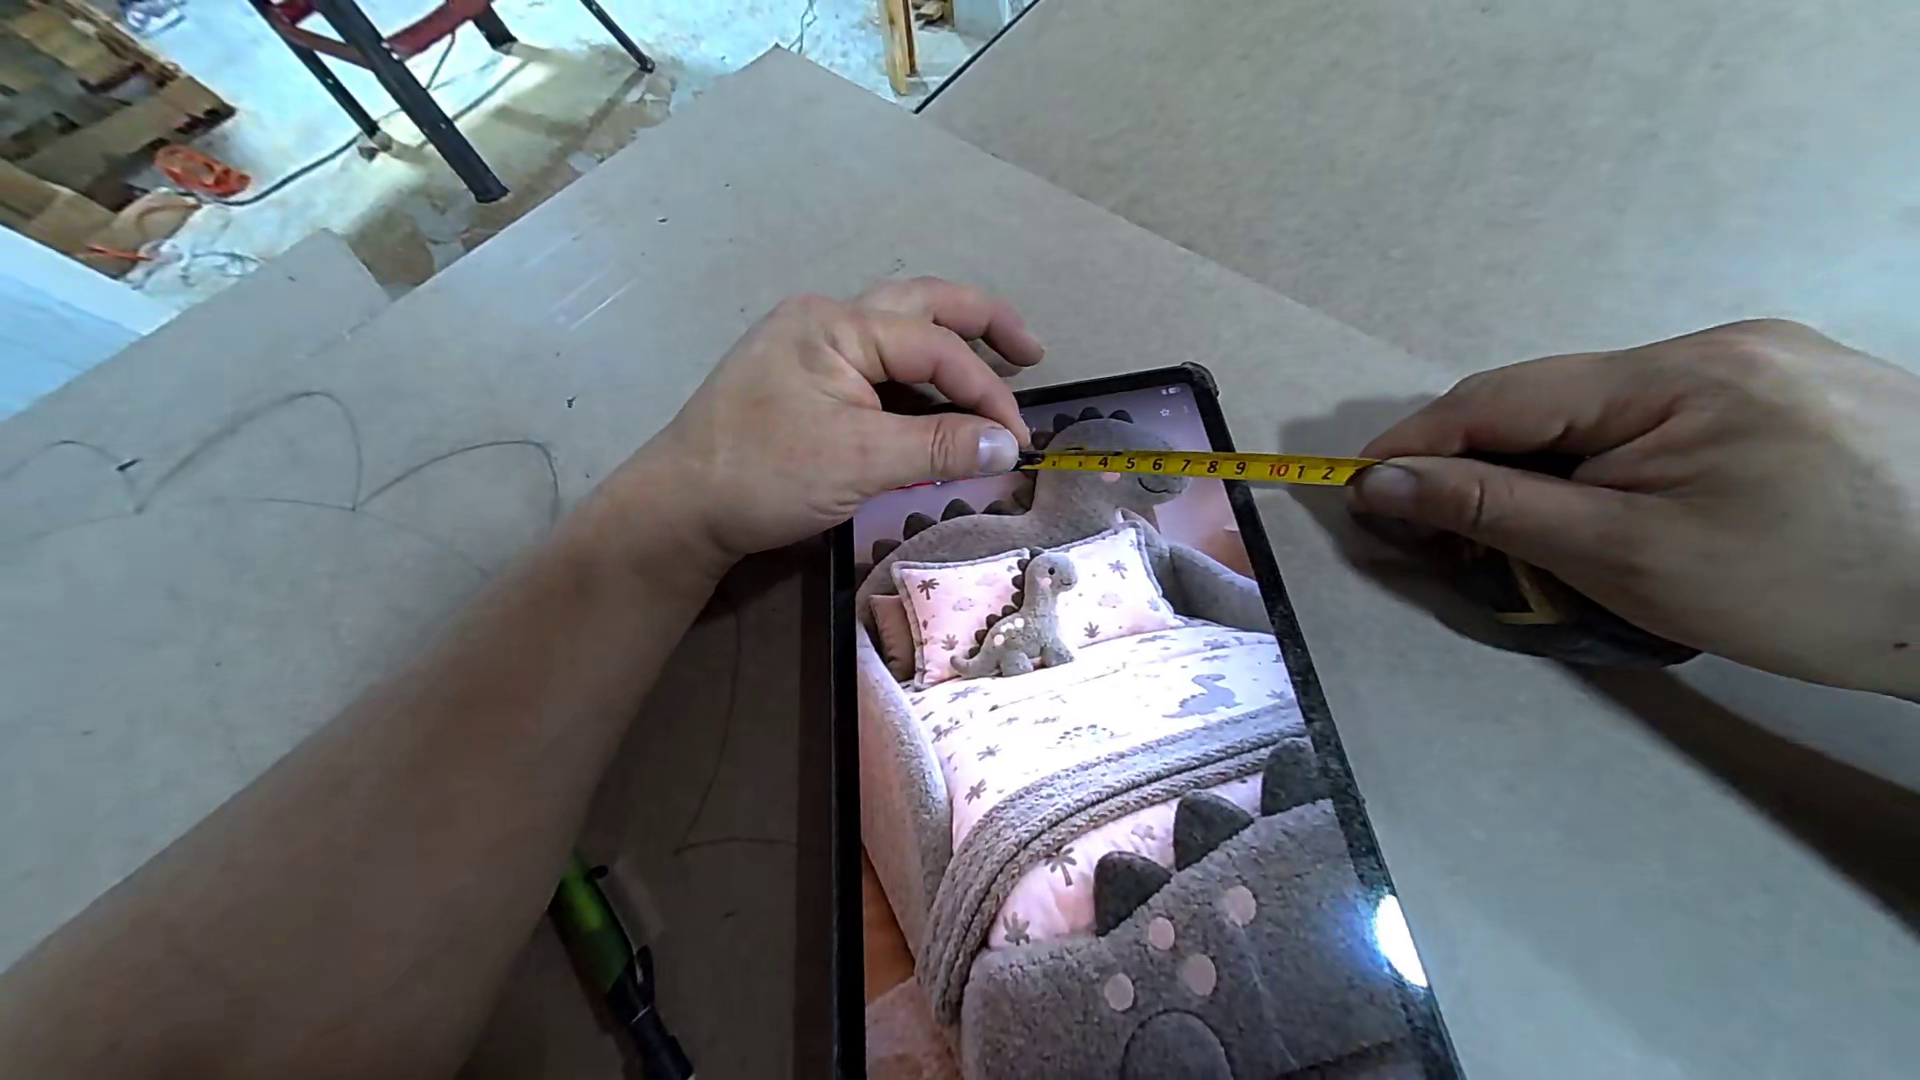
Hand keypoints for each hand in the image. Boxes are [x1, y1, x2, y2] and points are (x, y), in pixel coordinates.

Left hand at [584, 278, 1044, 580]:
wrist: (681, 508)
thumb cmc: (765, 475)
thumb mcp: (860, 461)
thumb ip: (939, 447)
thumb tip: (1010, 446)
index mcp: (838, 324)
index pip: (935, 347)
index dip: (987, 391)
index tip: (1018, 440)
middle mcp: (827, 321)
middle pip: (922, 306)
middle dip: (982, 323)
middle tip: (1030, 350)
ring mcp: (813, 349)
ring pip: (899, 333)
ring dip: (949, 348)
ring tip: (994, 368)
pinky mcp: (807, 382)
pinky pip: (876, 368)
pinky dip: (916, 382)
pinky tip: (935, 402)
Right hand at [1349, 319, 1919, 698]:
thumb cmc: (1804, 591)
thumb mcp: (1618, 555)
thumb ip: (1485, 508)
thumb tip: (1374, 483)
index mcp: (1677, 377)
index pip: (1496, 400)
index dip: (1411, 442)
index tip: (1353, 487)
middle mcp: (1709, 346)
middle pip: (1532, 399)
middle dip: (1461, 457)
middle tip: (1422, 520)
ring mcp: (1745, 361)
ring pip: (1574, 408)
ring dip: (1516, 461)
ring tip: (1503, 519)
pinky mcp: (1766, 388)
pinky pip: (1625, 416)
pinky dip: (1573, 458)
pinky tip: (1582, 497)